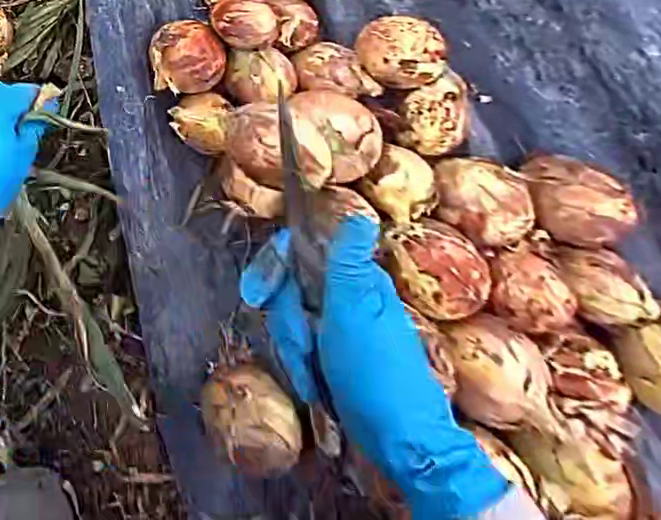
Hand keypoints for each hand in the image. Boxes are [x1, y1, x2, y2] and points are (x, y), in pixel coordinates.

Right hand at [240, 217, 509, 519]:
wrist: (404, 446)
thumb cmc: (377, 374)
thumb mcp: (356, 310)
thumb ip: (348, 259)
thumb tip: (359, 215)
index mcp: (353, 276)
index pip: (297, 249)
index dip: (272, 267)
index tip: (256, 294)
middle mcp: (345, 294)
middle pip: (288, 286)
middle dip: (287, 322)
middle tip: (304, 348)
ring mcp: (338, 325)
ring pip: (289, 319)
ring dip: (294, 350)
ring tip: (314, 377)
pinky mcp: (333, 354)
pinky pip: (299, 346)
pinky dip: (301, 367)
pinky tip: (315, 386)